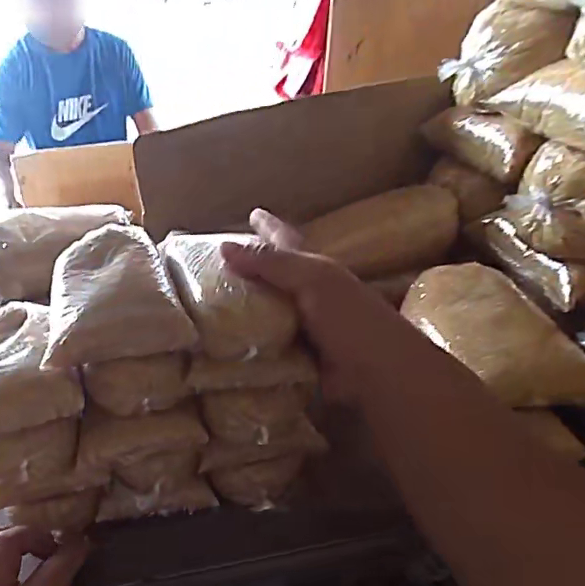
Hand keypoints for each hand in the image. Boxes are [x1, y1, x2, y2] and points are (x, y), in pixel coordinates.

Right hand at [222, 208, 423, 400]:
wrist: (376, 373)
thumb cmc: (351, 319)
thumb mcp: (312, 280)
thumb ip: (271, 263)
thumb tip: (224, 247)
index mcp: (315, 270)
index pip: (286, 241)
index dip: (270, 227)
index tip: (253, 212)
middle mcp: (308, 297)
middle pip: (272, 280)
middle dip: (248, 273)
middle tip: (214, 267)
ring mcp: (302, 331)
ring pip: (265, 317)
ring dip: (243, 314)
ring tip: (208, 309)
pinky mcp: (296, 361)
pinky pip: (266, 349)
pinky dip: (249, 348)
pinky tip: (226, 347)